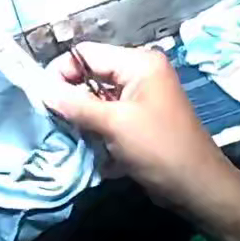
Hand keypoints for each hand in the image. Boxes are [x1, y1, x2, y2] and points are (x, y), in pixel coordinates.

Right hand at [43, 42, 239, 214]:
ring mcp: (139, 98)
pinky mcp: (137, 120)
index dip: (62, 71)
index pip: (87, 53)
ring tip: (72, 135)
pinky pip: (106, 116)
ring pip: (96, 99)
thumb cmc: (159, 148)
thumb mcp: (114, 124)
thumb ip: (76, 105)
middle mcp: (139, 74)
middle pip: (90, 75)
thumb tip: (43, 91)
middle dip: (71, 97)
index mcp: (138, 63)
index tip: (43, 98)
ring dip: (82, 117)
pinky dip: (95, 129)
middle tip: (55, 120)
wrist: (196, 186)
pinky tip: (90, 147)